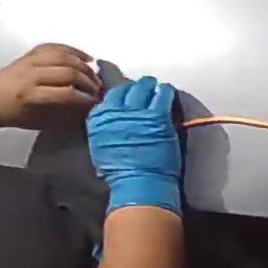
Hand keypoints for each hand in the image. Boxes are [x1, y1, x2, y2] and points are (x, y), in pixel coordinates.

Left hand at [0, 44, 100, 128]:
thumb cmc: (15, 114)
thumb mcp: (40, 121)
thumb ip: (65, 114)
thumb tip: (89, 109)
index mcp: (31, 95)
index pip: (66, 94)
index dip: (85, 99)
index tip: (96, 104)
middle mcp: (30, 75)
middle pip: (68, 72)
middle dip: (88, 82)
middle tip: (98, 90)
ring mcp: (30, 61)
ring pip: (64, 57)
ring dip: (84, 67)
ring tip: (94, 76)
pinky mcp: (30, 54)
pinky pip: (55, 47)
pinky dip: (74, 51)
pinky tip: (87, 59)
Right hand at [86, 77, 183, 214]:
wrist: (138, 181)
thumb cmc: (120, 171)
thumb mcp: (101, 145)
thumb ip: (105, 127)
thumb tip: (110, 119)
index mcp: (100, 119)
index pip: (109, 96)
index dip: (120, 92)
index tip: (125, 90)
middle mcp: (116, 111)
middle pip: (126, 89)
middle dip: (135, 86)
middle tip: (143, 85)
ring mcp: (138, 112)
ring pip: (143, 89)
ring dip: (150, 86)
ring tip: (155, 85)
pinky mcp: (157, 116)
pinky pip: (162, 96)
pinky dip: (165, 91)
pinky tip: (167, 90)